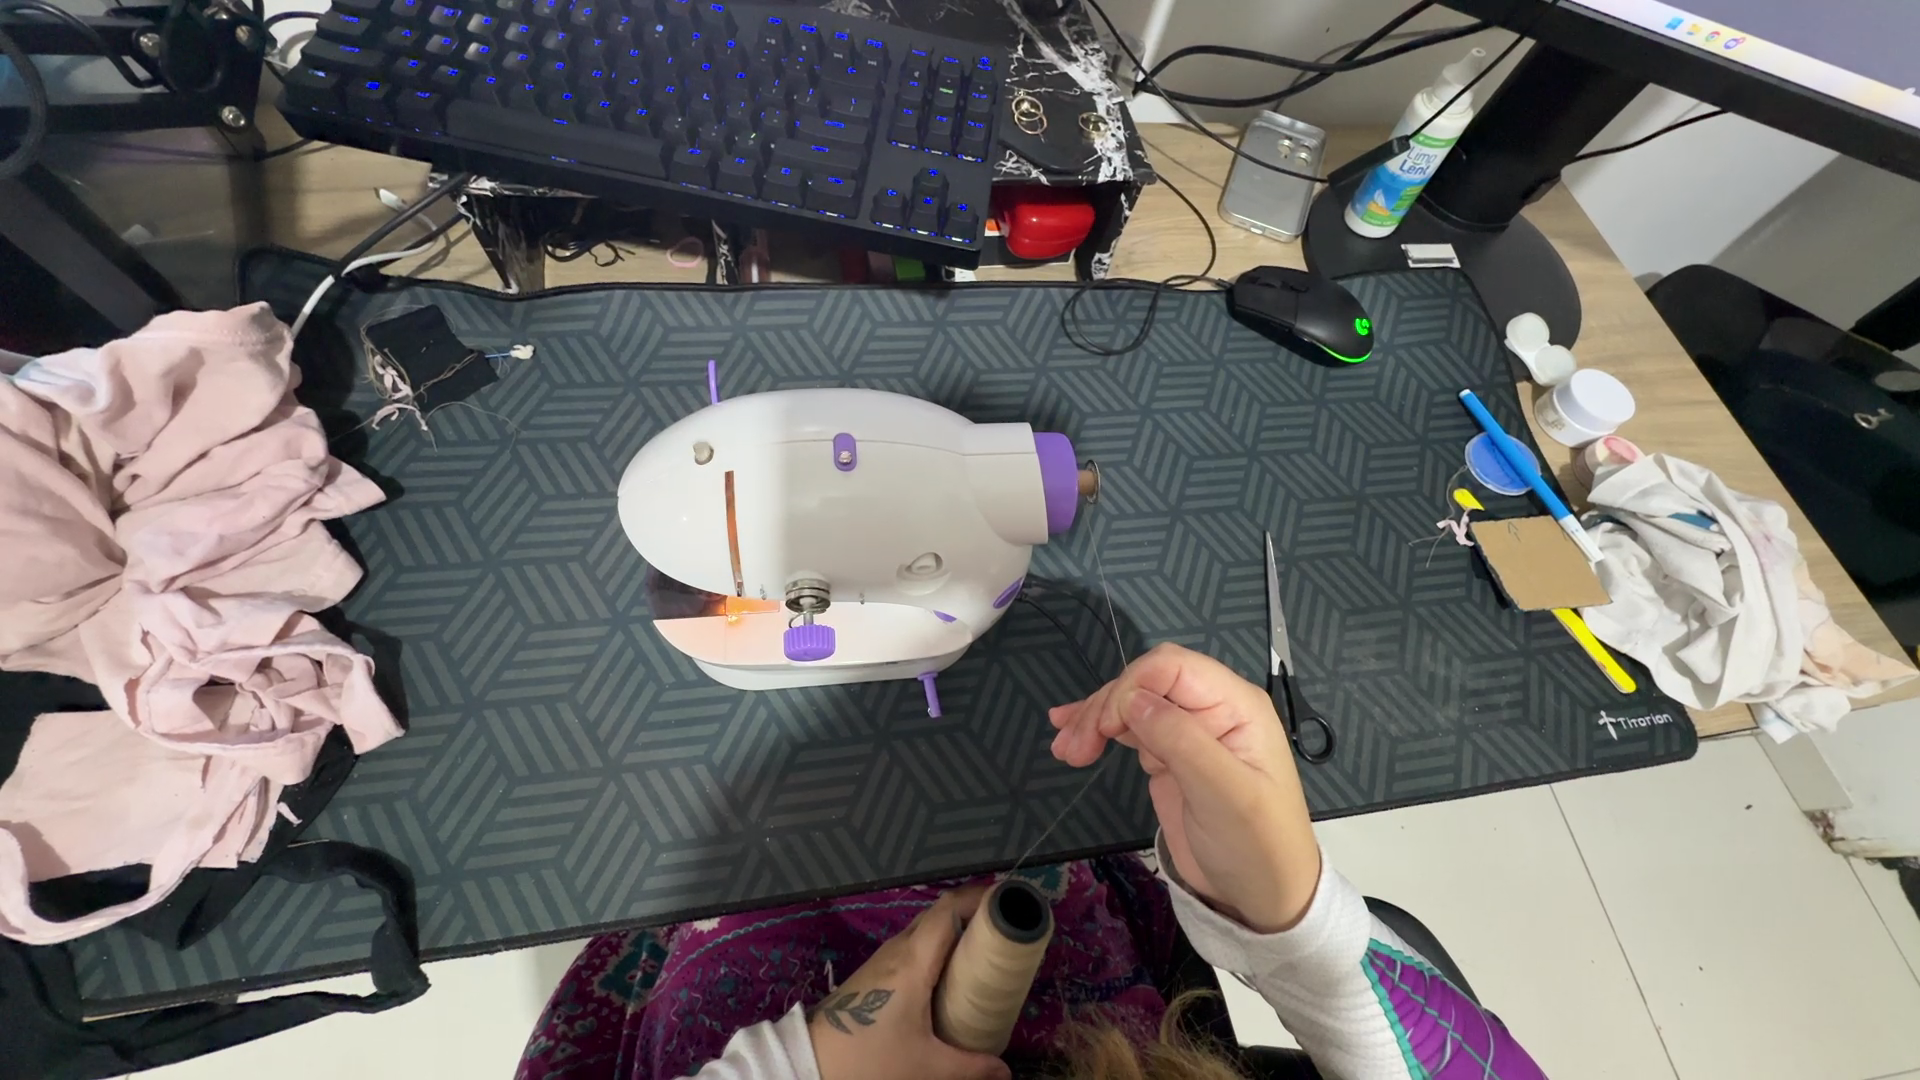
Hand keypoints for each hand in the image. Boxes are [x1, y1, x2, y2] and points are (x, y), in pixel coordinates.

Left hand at [808, 886, 1011, 1079]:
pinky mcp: (878, 968)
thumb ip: (969, 1067)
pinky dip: (939, 941)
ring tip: (984, 942)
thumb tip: (1006, 1071)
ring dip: (955, 924)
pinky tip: (951, 964)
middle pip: (940, 911)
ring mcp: (886, 955)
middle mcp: (900, 947)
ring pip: (926, 925)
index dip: (978, 896)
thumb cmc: (871, 1057)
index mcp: (915, 959)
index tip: (1007, 899)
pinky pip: (916, 941)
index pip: (949, 908)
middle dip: (973, 909)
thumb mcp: (925, 1066)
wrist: (815, 1062)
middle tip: (1004, 923)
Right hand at [1048, 643, 1321, 932]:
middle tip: (1073, 748)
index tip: (1104, 728)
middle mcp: (1209, 708)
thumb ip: (1181, 740)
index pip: (1171, 667)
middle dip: (1105, 706)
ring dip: (1093, 719)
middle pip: (1144, 682)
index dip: (1131, 686)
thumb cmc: (1257, 847)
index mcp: (1234, 704)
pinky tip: (1069, 734)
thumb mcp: (1226, 795)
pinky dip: (1096, 731)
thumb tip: (1131, 700)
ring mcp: (1186, 730)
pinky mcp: (1167, 754)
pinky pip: (1126, 728)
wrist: (1261, 898)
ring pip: (1129, 703)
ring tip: (1065, 750)